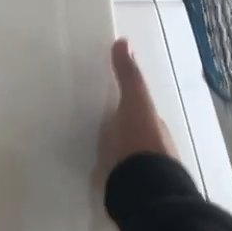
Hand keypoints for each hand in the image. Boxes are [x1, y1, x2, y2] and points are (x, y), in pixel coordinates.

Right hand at [96, 38, 178, 184]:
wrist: (142, 189)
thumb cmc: (141, 143)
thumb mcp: (136, 105)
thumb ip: (130, 77)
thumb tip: (124, 41)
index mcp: (152, 127)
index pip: (136, 108)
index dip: (122, 98)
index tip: (102, 89)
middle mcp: (147, 147)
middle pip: (126, 127)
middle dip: (112, 120)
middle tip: (86, 108)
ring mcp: (135, 167)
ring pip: (117, 147)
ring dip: (105, 141)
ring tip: (79, 131)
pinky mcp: (120, 182)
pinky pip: (107, 164)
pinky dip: (98, 159)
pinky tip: (83, 154)